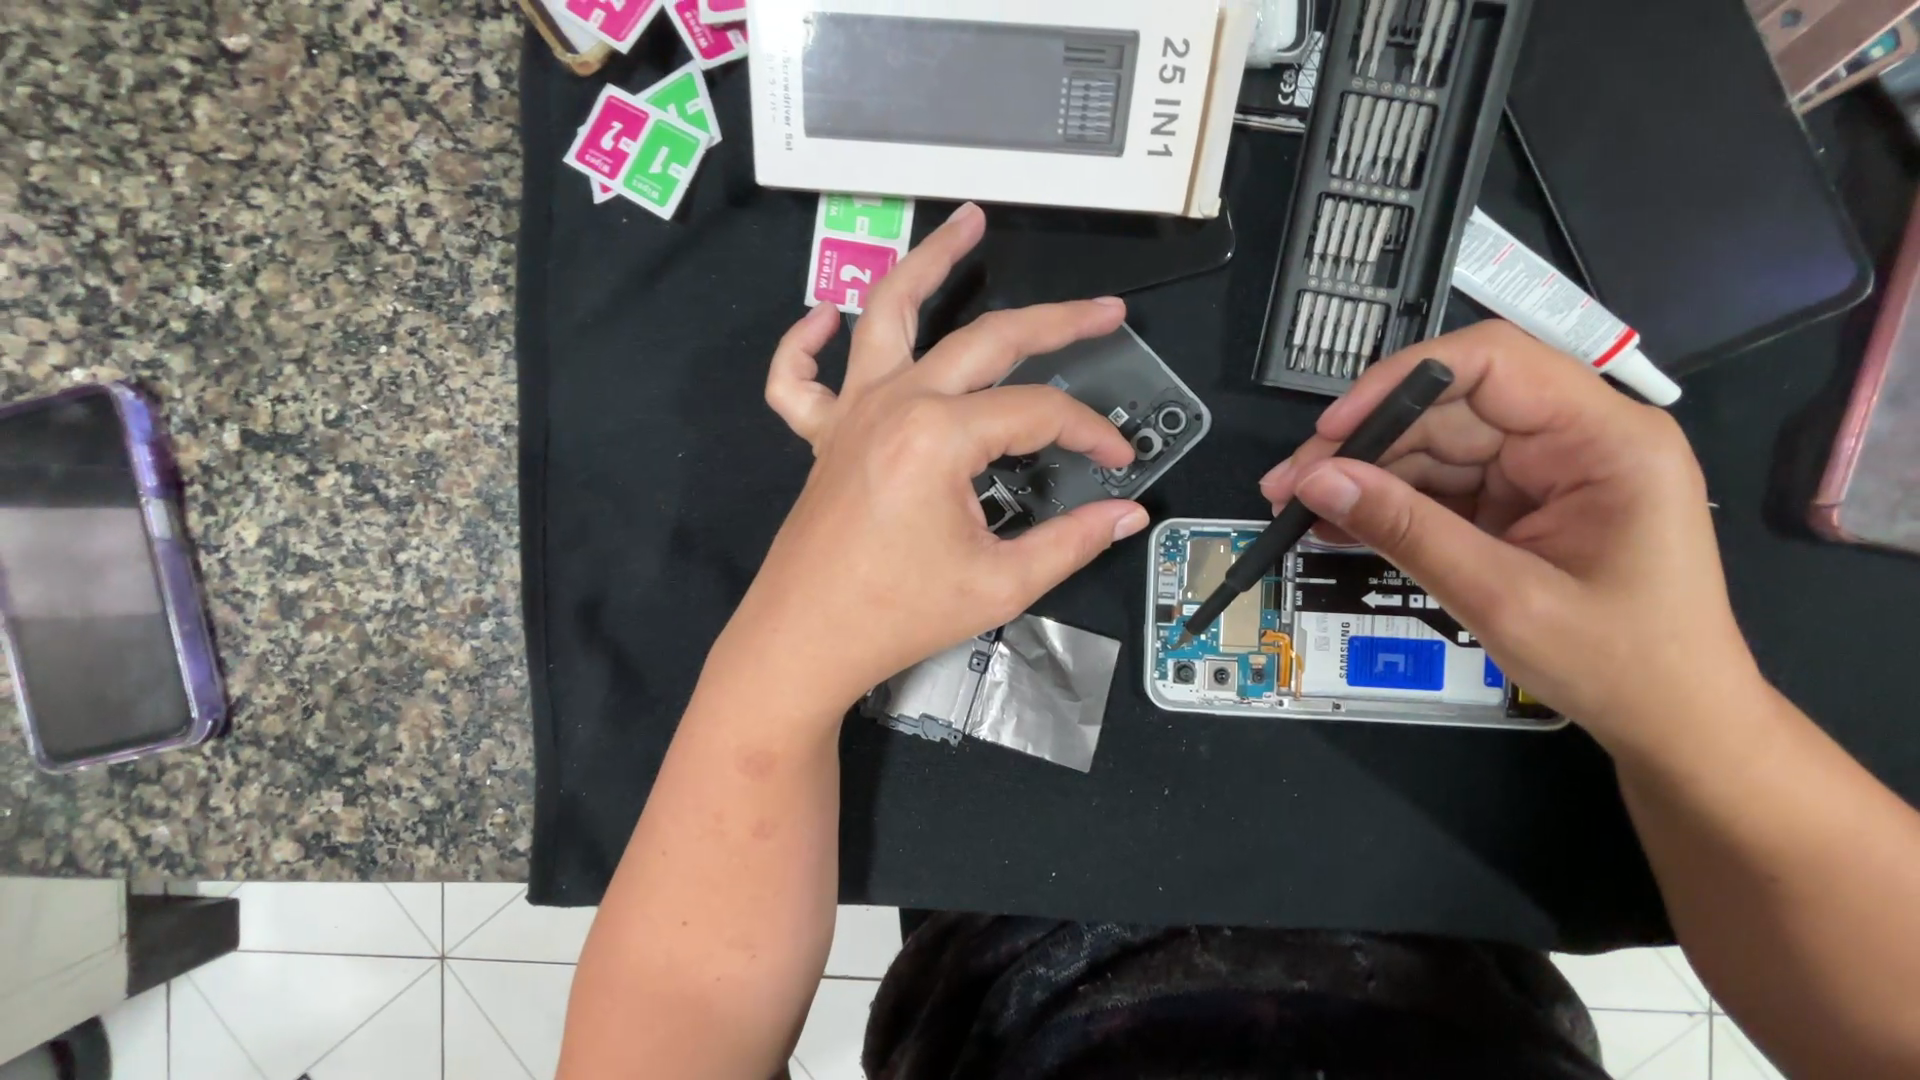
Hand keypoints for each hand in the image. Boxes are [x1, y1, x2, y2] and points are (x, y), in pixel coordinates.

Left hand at [723, 203, 1149, 709]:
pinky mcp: (822, 436)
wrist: (806, 642)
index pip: (1038, 413)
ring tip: (967, 221)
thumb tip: (1128, 514)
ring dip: (929, 262)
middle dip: (1056, 321)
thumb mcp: (1000, 584)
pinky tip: (828, 317)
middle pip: (986, 339)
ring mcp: (851, 413)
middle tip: (1104, 308)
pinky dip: (806, 341)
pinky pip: (799, 377)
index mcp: (939, 437)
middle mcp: (894, 403)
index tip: (1117, 458)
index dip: (1090, 432)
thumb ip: (1072, 541)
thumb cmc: (898, 617)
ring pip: (887, 313)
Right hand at [1260, 321, 1762, 755]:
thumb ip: (1406, 530)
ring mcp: (1544, 469)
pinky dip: (1387, 504)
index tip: (1333, 430)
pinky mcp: (1518, 500)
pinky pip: (1439, 484)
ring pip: (1433, 445)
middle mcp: (1574, 437)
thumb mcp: (1500, 597)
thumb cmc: (1615, 663)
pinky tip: (1336, 522)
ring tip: (1296, 508)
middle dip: (1364, 442)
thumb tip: (1315, 481)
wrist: (1672, 720)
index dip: (1401, 382)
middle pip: (1449, 407)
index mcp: (1603, 439)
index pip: (1492, 363)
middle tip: (1288, 485)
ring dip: (1363, 475)